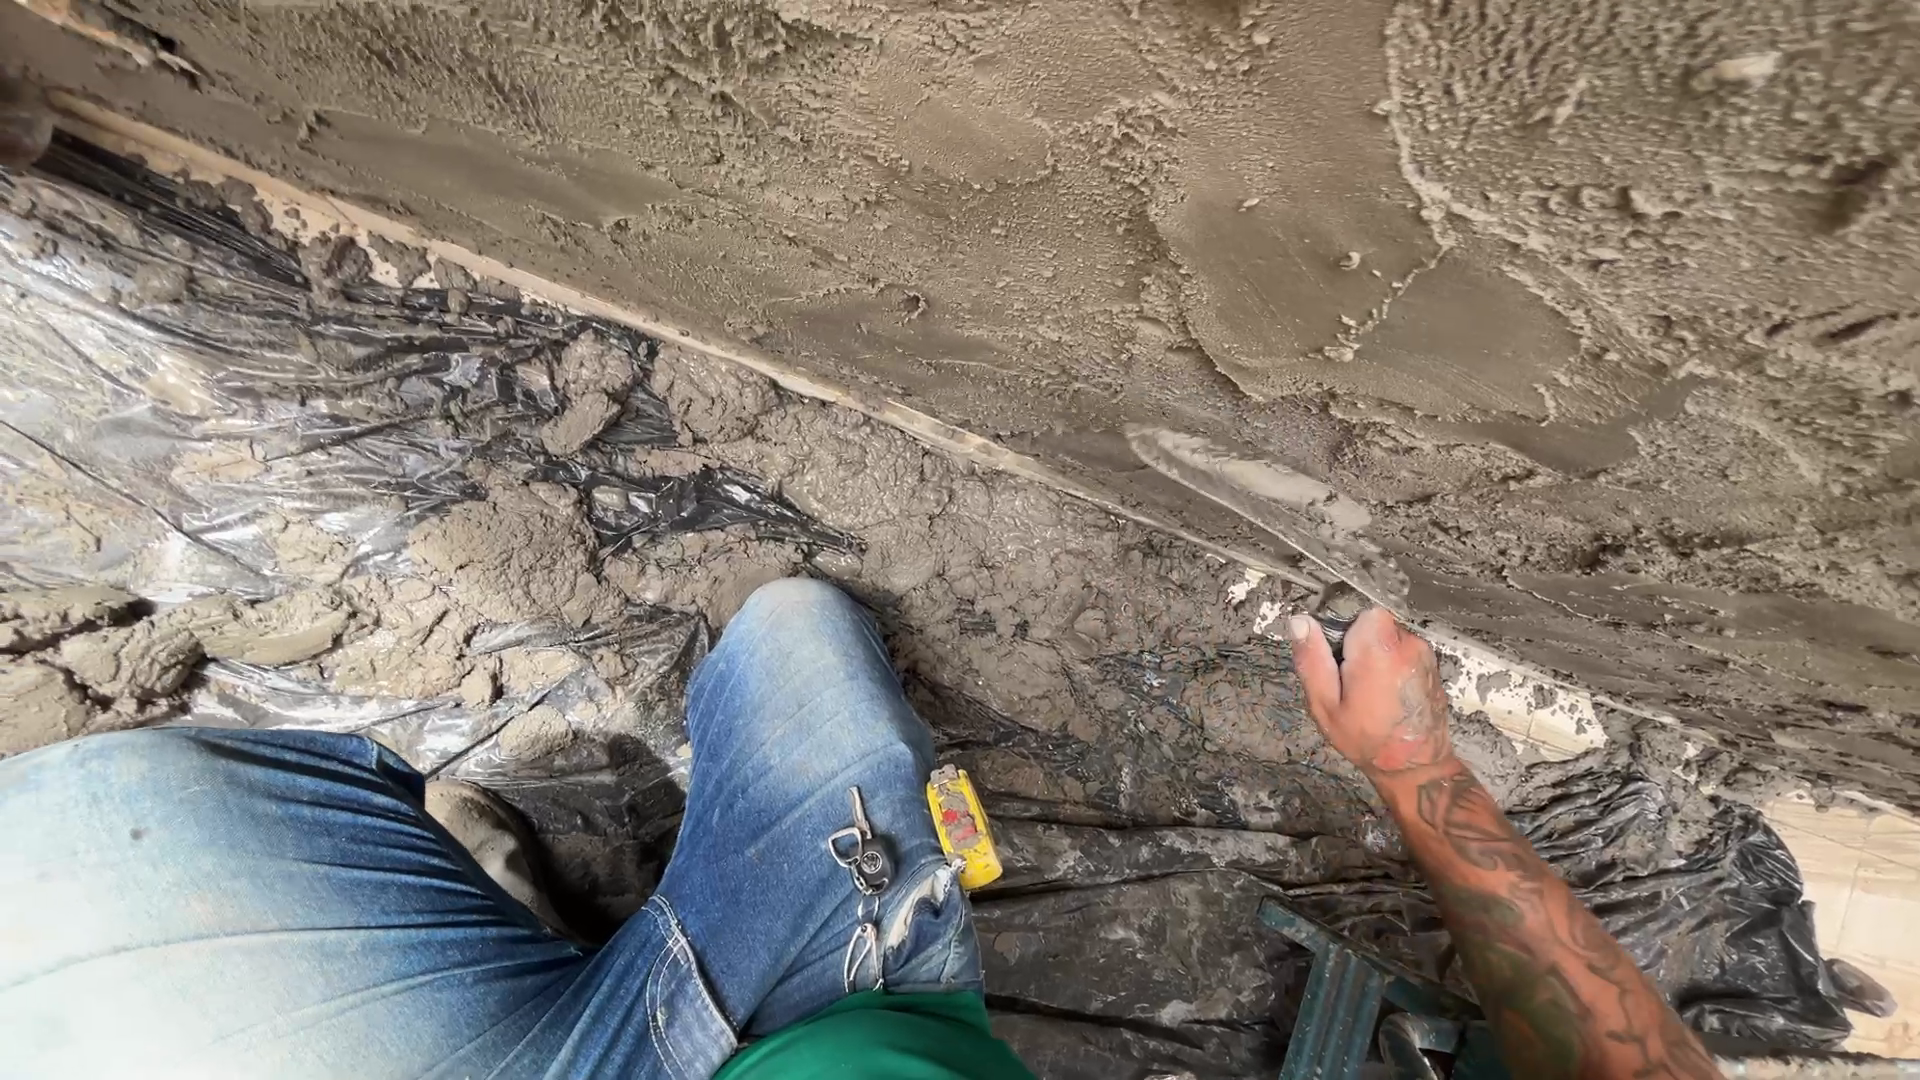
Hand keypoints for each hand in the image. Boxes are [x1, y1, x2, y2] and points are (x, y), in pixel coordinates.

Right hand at [1286, 607, 1455, 779]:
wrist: (1417, 767)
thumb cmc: (1365, 738)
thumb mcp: (1324, 703)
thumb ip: (1311, 659)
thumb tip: (1299, 621)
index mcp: (1379, 650)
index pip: (1362, 613)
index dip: (1345, 630)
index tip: (1339, 658)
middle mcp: (1408, 645)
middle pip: (1373, 624)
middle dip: (1357, 644)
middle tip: (1350, 680)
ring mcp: (1425, 655)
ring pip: (1387, 636)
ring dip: (1374, 654)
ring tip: (1368, 689)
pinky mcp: (1432, 665)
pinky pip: (1402, 650)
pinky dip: (1391, 664)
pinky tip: (1386, 692)